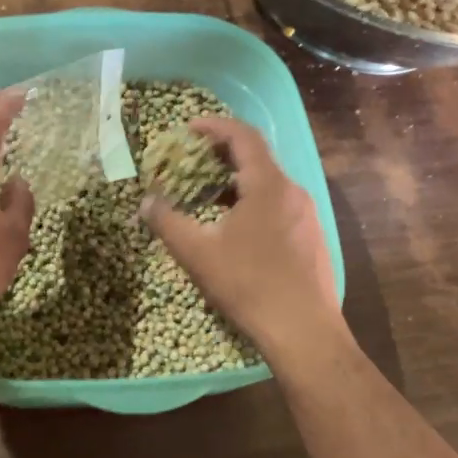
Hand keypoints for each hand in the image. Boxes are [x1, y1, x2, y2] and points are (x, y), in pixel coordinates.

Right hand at [141, 117, 341, 353]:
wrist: (303, 330)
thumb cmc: (249, 285)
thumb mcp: (198, 253)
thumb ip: (168, 222)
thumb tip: (146, 202)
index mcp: (268, 186)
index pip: (244, 137)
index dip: (215, 127)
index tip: (190, 128)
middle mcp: (293, 192)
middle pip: (257, 159)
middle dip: (222, 156)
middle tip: (192, 162)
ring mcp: (307, 216)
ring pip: (268, 185)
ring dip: (236, 183)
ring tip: (207, 196)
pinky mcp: (312, 239)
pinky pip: (279, 206)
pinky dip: (253, 203)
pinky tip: (235, 229)